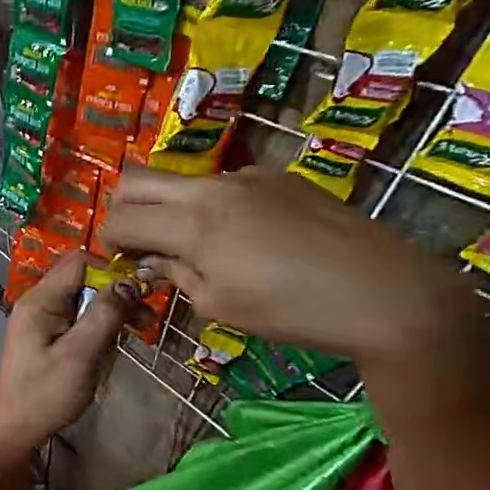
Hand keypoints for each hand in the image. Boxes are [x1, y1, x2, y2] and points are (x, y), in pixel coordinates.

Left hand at [0, 252, 137, 457]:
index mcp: (41, 300)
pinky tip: (112, 346)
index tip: (138, 295)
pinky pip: (79, 318)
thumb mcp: (80, 354)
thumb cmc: (46, 393)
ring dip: (111, 313)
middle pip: (84, 279)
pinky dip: (100, 327)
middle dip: (116, 294)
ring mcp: (43, 319)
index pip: (81, 262)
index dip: (112, 272)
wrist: (15, 431)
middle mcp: (40, 302)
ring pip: (84, 299)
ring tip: (136, 333)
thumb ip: (104, 315)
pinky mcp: (48, 336)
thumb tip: (130, 282)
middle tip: (144, 320)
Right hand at [101, 166, 478, 365]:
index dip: (109, 239)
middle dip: (124, 207)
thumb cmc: (292, 312)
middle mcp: (213, 187)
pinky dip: (216, 208)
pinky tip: (250, 240)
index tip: (119, 258)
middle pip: (139, 177)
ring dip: (175, 208)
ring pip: (186, 182)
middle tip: (138, 241)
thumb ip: (177, 273)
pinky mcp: (280, 177)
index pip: (123, 217)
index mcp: (194, 224)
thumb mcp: (221, 306)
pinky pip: (228, 185)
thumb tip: (152, 258)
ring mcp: (249, 176)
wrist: (381, 290)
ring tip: (204, 249)